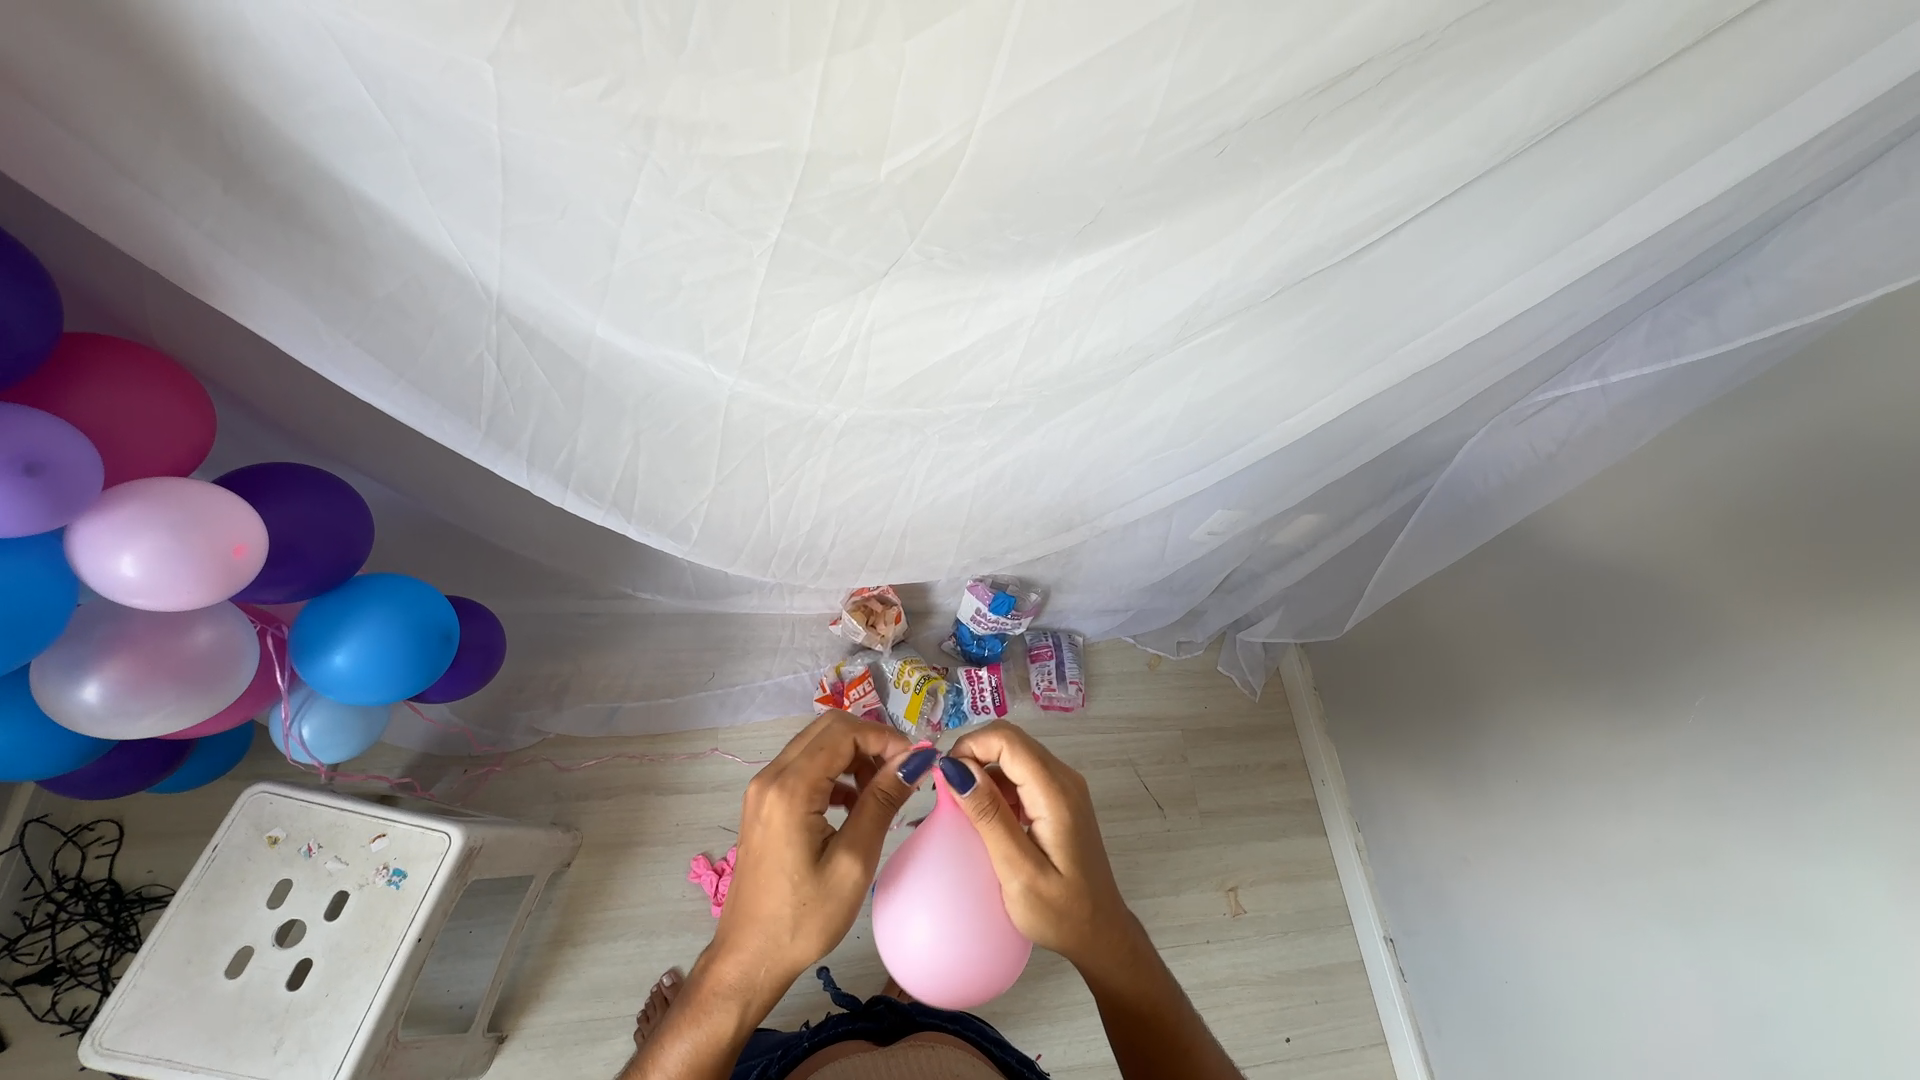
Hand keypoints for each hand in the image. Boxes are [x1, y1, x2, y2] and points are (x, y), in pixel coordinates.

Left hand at [707, 712, 929, 994]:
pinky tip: (856, 803)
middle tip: (902, 772)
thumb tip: (915, 759)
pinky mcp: (765, 803)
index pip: (844, 732)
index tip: (916, 762)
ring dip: (854, 755)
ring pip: (817, 744)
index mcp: (790, 788)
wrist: (750, 958)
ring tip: (883, 790)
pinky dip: (835, 771)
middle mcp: (771, 777)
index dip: (885, 738)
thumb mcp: (854, 861)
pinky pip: (805, 766)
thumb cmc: (804, 918)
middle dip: (871, 741)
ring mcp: (763, 789)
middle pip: (828, 728)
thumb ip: (882, 802)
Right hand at [943, 721, 1136, 970]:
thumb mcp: (1018, 871)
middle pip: (1010, 740)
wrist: (1099, 934)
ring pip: (1014, 755)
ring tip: (961, 809)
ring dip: (983, 771)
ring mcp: (1063, 787)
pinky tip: (985, 818)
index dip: (970, 747)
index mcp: (1056, 792)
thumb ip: (989, 816)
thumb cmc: (1060, 912)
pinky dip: (996, 786)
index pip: (1007, 740)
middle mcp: (1063, 779)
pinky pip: (1021, 775)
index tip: (945, 778)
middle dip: (972, 755)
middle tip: (948, 793)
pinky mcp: (1058, 799)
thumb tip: (957, 769)